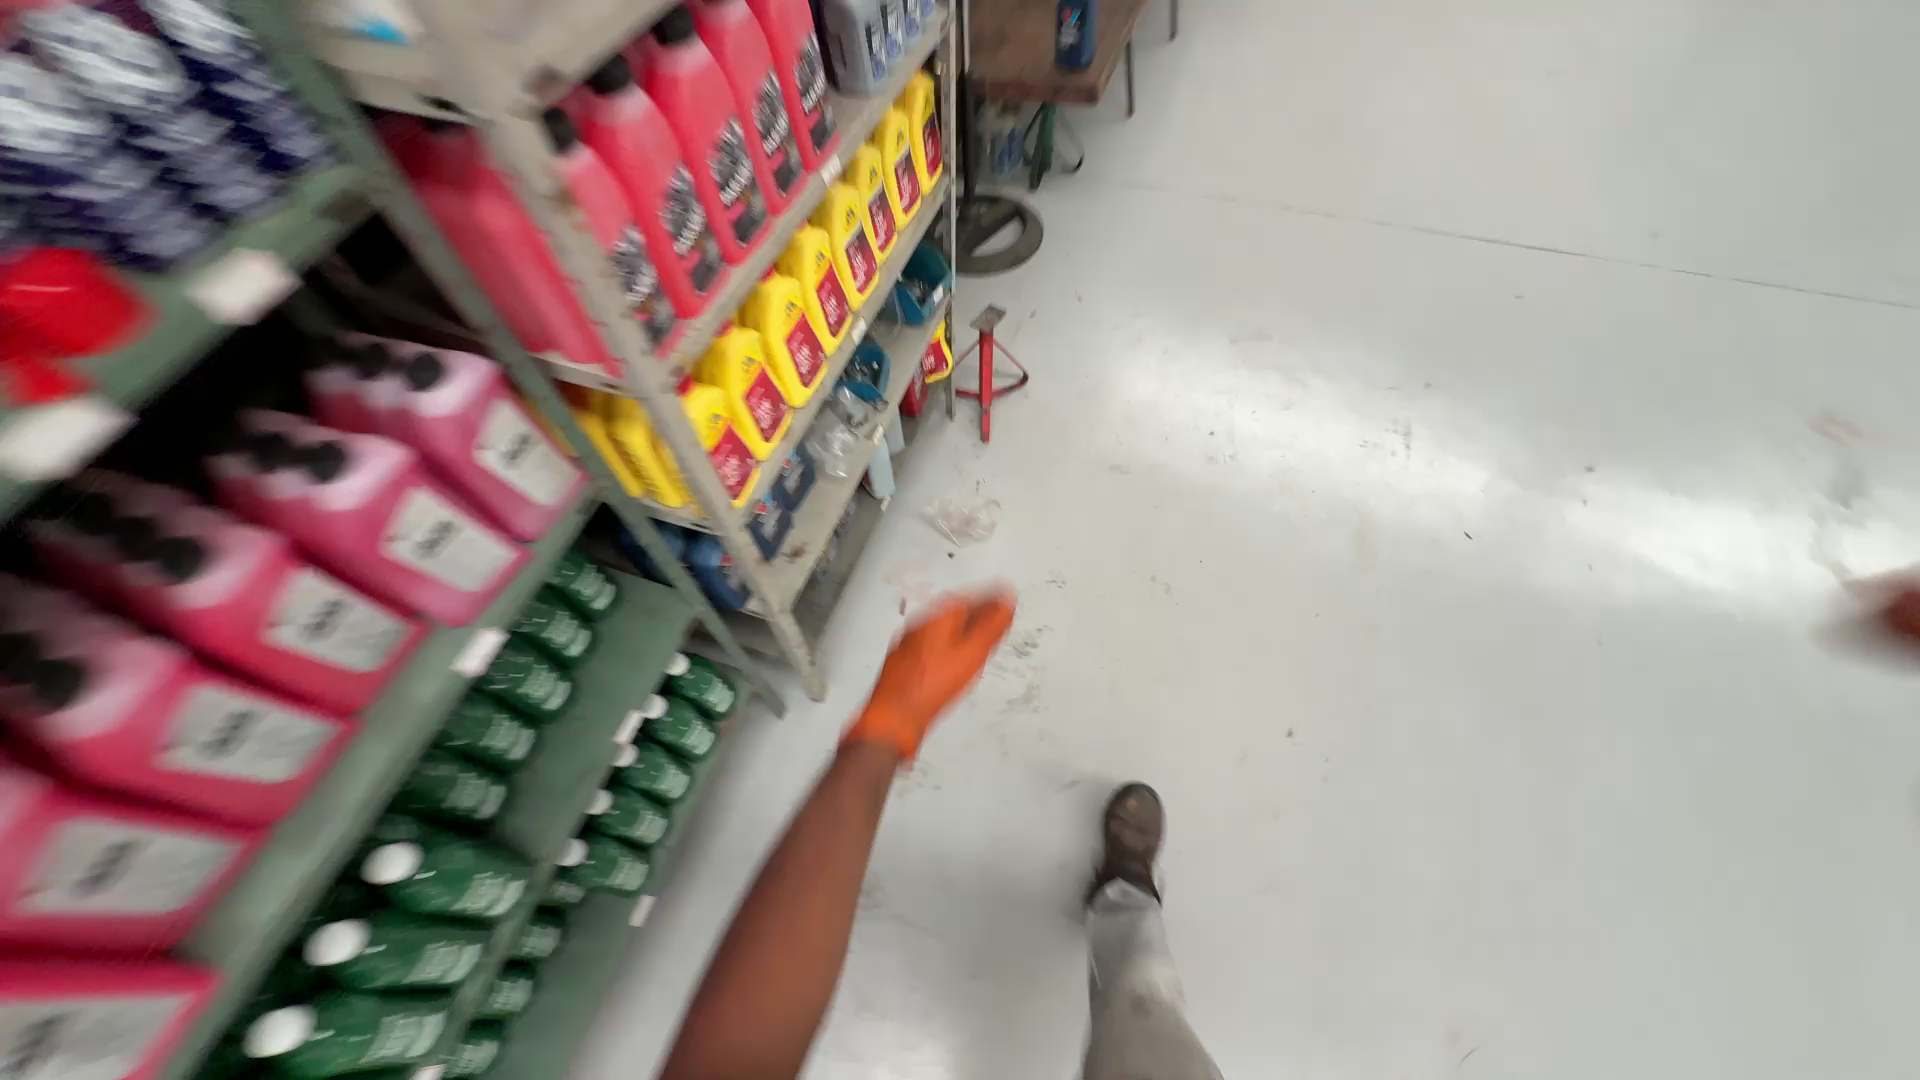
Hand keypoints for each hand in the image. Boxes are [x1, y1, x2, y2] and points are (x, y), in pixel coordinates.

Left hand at [843, 588, 1016, 760]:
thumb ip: (991, 628)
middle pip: (951, 612)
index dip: (988, 597)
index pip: (966, 598)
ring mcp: (908, 649)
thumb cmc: (927, 688)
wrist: (893, 720)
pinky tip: (954, 660)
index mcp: (933, 619)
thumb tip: (1006, 603)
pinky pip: (931, 648)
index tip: (1003, 597)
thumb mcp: (970, 655)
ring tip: (978, 634)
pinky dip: (949, 647)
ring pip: (940, 631)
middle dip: (975, 611)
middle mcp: (917, 629)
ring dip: (962, 629)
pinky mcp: (905, 668)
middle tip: (993, 611)